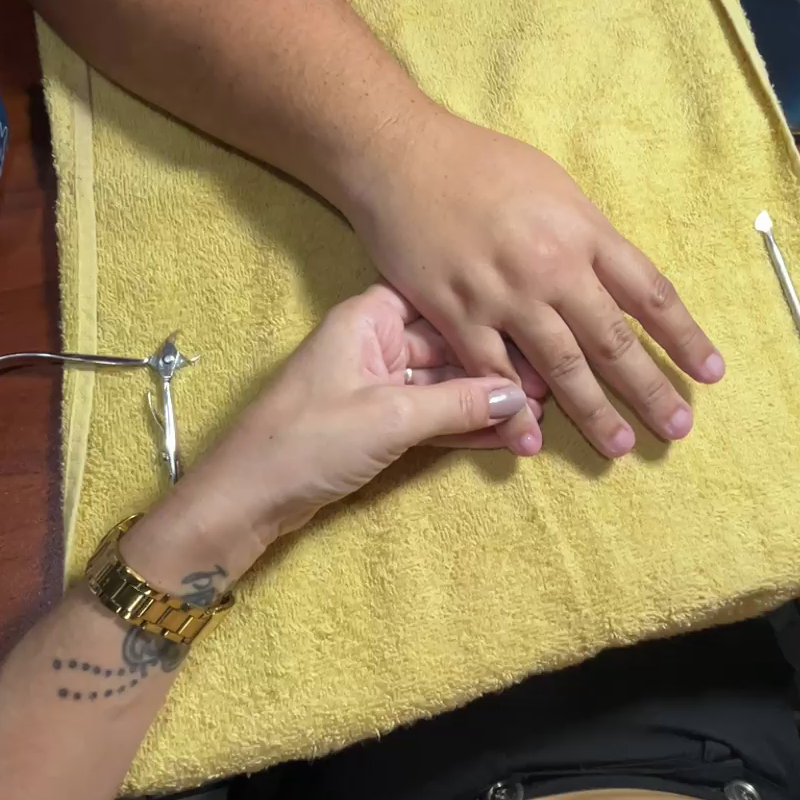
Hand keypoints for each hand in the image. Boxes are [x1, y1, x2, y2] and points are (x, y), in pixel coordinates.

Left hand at [147, 284, 543, 576]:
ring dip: (485, 405)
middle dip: (496, 372)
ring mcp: (377, 385)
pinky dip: (462, 427)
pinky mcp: (378, 423)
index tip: (534, 335)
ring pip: (444, 387)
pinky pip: (431, 417)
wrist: (248, 498)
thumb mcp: (390, 417)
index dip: (487, 317)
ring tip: (538, 418)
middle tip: (551, 391)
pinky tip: (505, 436)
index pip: (439, 301)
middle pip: (448, 348)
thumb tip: (519, 396)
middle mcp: (376, 343)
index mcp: (369, 319)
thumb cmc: (309, 441)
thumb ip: (457, 404)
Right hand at [344, 111, 723, 457]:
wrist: (402, 156)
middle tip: (677, 428)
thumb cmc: (478, 162)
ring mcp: (504, 294)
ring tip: (620, 447)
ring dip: (593, 412)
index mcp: (583, 231)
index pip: (649, 294)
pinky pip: (491, 370)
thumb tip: (610, 278)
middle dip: (650, 389)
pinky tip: (530, 442)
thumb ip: (584, 235)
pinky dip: (512, 409)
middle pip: (612, 340)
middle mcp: (552, 267)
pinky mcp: (456, 312)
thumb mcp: (552, 184)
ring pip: (560, 365)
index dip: (683, 337)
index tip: (709, 372)